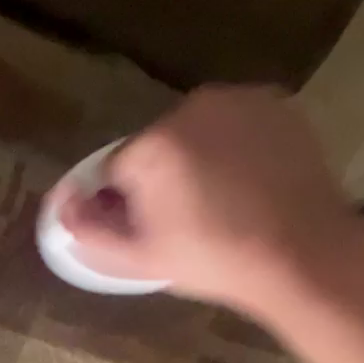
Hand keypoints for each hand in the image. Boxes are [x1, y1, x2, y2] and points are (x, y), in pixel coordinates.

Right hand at [53, 85, 363, 309]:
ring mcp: (239, 101)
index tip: (151, 232)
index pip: (115, 171)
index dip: (127, 205)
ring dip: (196, 160)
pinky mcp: (276, 105)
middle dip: (162, 179)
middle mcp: (191, 108)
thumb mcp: (140, 260)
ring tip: (221, 204)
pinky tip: (248, 184)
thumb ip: (90, 232)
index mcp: (151, 146)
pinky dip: (234, 148)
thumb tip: (61, 208)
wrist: (302, 254)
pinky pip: (236, 125)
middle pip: (155, 147)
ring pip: (196, 132)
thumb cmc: (214, 261)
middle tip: (187, 222)